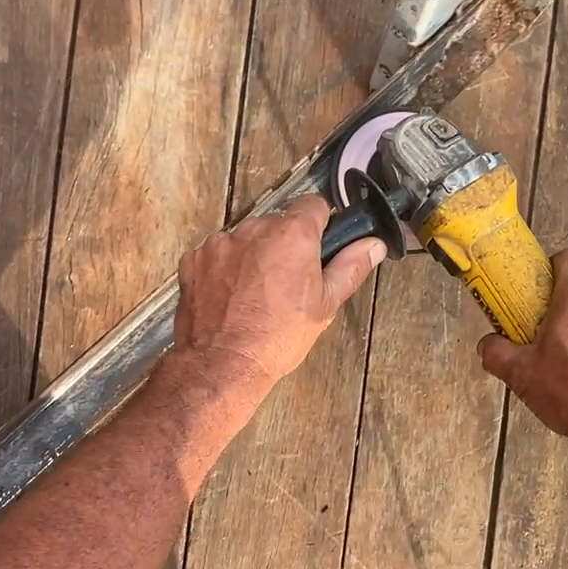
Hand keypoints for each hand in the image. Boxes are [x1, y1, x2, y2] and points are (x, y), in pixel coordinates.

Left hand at [169, 195, 385, 396]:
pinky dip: (224, 272)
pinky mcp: (195, 260)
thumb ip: (350, 268)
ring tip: (256, 297)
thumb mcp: (325, 306)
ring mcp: (220, 243)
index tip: (319, 244)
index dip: (319, 225)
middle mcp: (255, 230)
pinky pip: (216, 257)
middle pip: (277, 225)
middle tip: (288, 284)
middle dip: (283, 247)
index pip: (313, 205)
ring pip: (245, 241)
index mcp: (293, 235)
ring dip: (252, 258)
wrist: (224, 364)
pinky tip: (231, 299)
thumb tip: (372, 246)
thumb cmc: (275, 338)